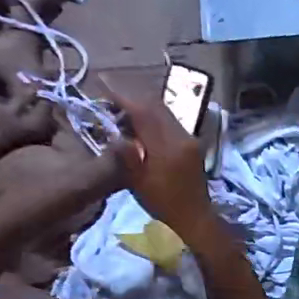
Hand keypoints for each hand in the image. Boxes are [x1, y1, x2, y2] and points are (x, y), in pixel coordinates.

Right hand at [103, 84, 210, 234]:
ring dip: (143, 105)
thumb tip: (115, 132)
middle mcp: (182, 137)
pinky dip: (153, 116)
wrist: (196, 217)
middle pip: (156, 105)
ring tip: (121, 107)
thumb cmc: (164, 204)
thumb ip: (127, 155)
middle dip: (131, 96)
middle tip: (108, 94)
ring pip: (164, 111)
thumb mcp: (138, 182)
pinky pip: (170, 121)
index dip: (122, 94)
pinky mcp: (192, 144)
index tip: (102, 81)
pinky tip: (140, 122)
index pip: (144, 111)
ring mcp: (190, 139)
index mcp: (168, 146)